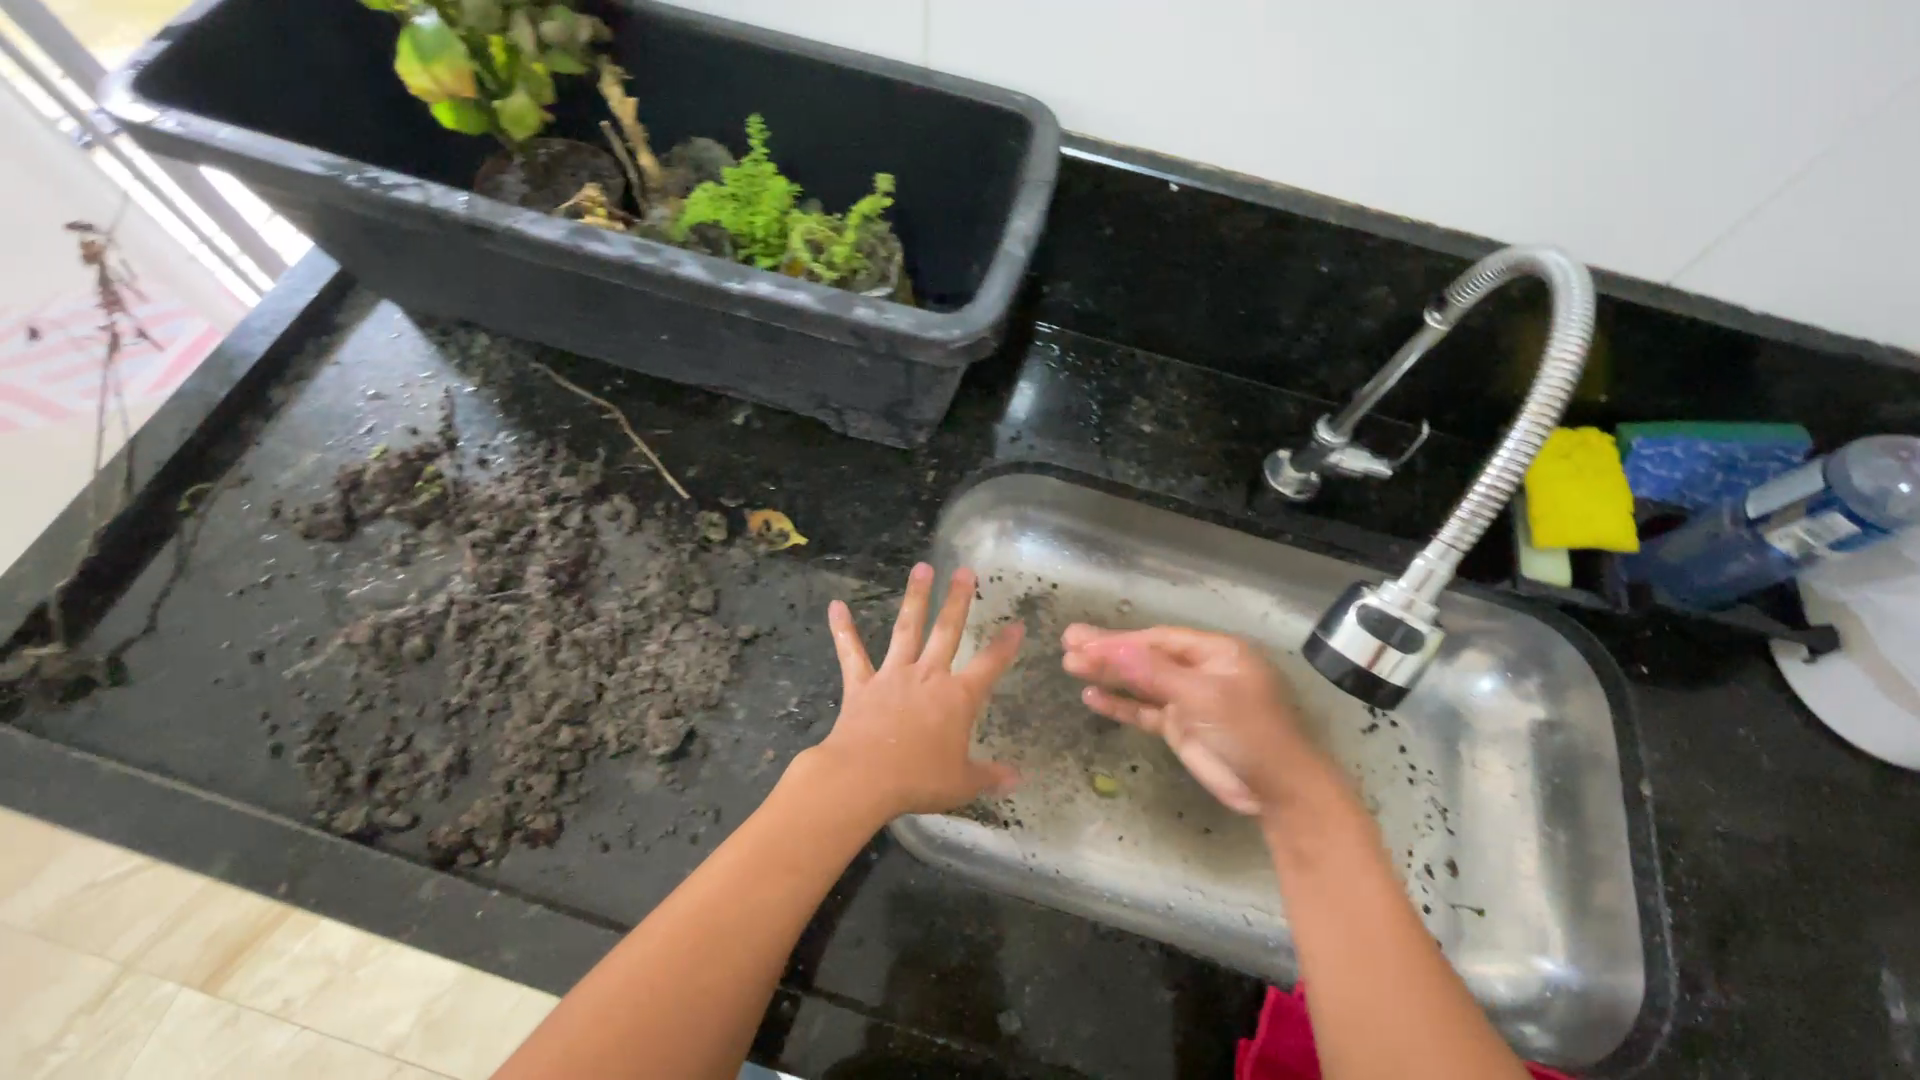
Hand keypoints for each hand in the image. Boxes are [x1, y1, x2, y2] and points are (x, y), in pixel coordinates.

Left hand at [804, 563, 1023, 820]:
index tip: (1017, 624)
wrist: (863, 778)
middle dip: (958, 600)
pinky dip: (843, 629)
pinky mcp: (861, 685)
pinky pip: (851, 653)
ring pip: (907, 629)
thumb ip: (990, 777)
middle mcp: (928, 676)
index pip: (989, 666)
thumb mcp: (962, 783)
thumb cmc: (918, 780)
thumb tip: (1018, 780)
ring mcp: (892, 676)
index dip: (1005, 646)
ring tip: (922, 568)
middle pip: (948, 631)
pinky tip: (836, 606)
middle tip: (965, 571)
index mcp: (957, 698)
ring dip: (915, 598)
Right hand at [1060, 625, 1323, 817]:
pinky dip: (1120, 705)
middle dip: (1108, 652)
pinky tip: (1092, 697)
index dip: (1120, 641)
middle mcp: (1202, 671)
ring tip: (1069, 665)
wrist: (1278, 791)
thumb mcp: (1202, 697)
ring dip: (1109, 676)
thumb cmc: (1249, 732)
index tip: (1083, 642)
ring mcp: (1191, 700)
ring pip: (1142, 683)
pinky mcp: (1182, 728)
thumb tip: (1110, 647)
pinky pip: (1145, 712)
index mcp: (1216, 653)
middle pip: (1147, 656)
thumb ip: (1153, 673)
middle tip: (1067, 643)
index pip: (1158, 640)